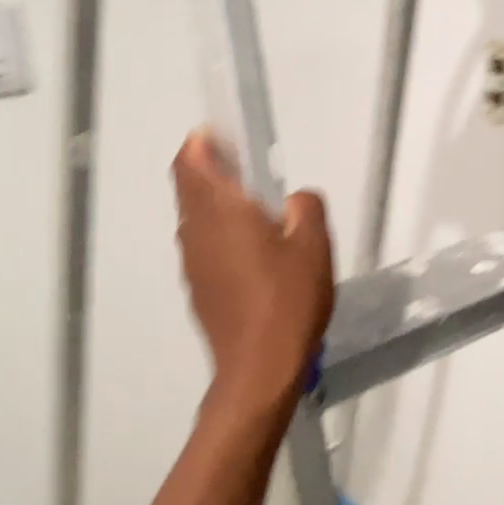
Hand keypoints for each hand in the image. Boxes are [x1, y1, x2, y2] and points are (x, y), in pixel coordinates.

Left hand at [171, 129, 334, 408]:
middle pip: (189, 188)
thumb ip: (305, 206)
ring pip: (195, 219)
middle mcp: (195, 232)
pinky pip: (203, 247)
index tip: (225, 137)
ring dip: (216, 206)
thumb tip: (292, 201)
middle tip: (248, 171)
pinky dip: (220, 237)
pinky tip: (255, 256)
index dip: (201, 143)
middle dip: (210, 171)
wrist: (260, 367)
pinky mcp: (198, 290)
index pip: (191, 161)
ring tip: (257, 214)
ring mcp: (192, 264)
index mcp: (220, 210)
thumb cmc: (288, 298)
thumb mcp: (314, 243)